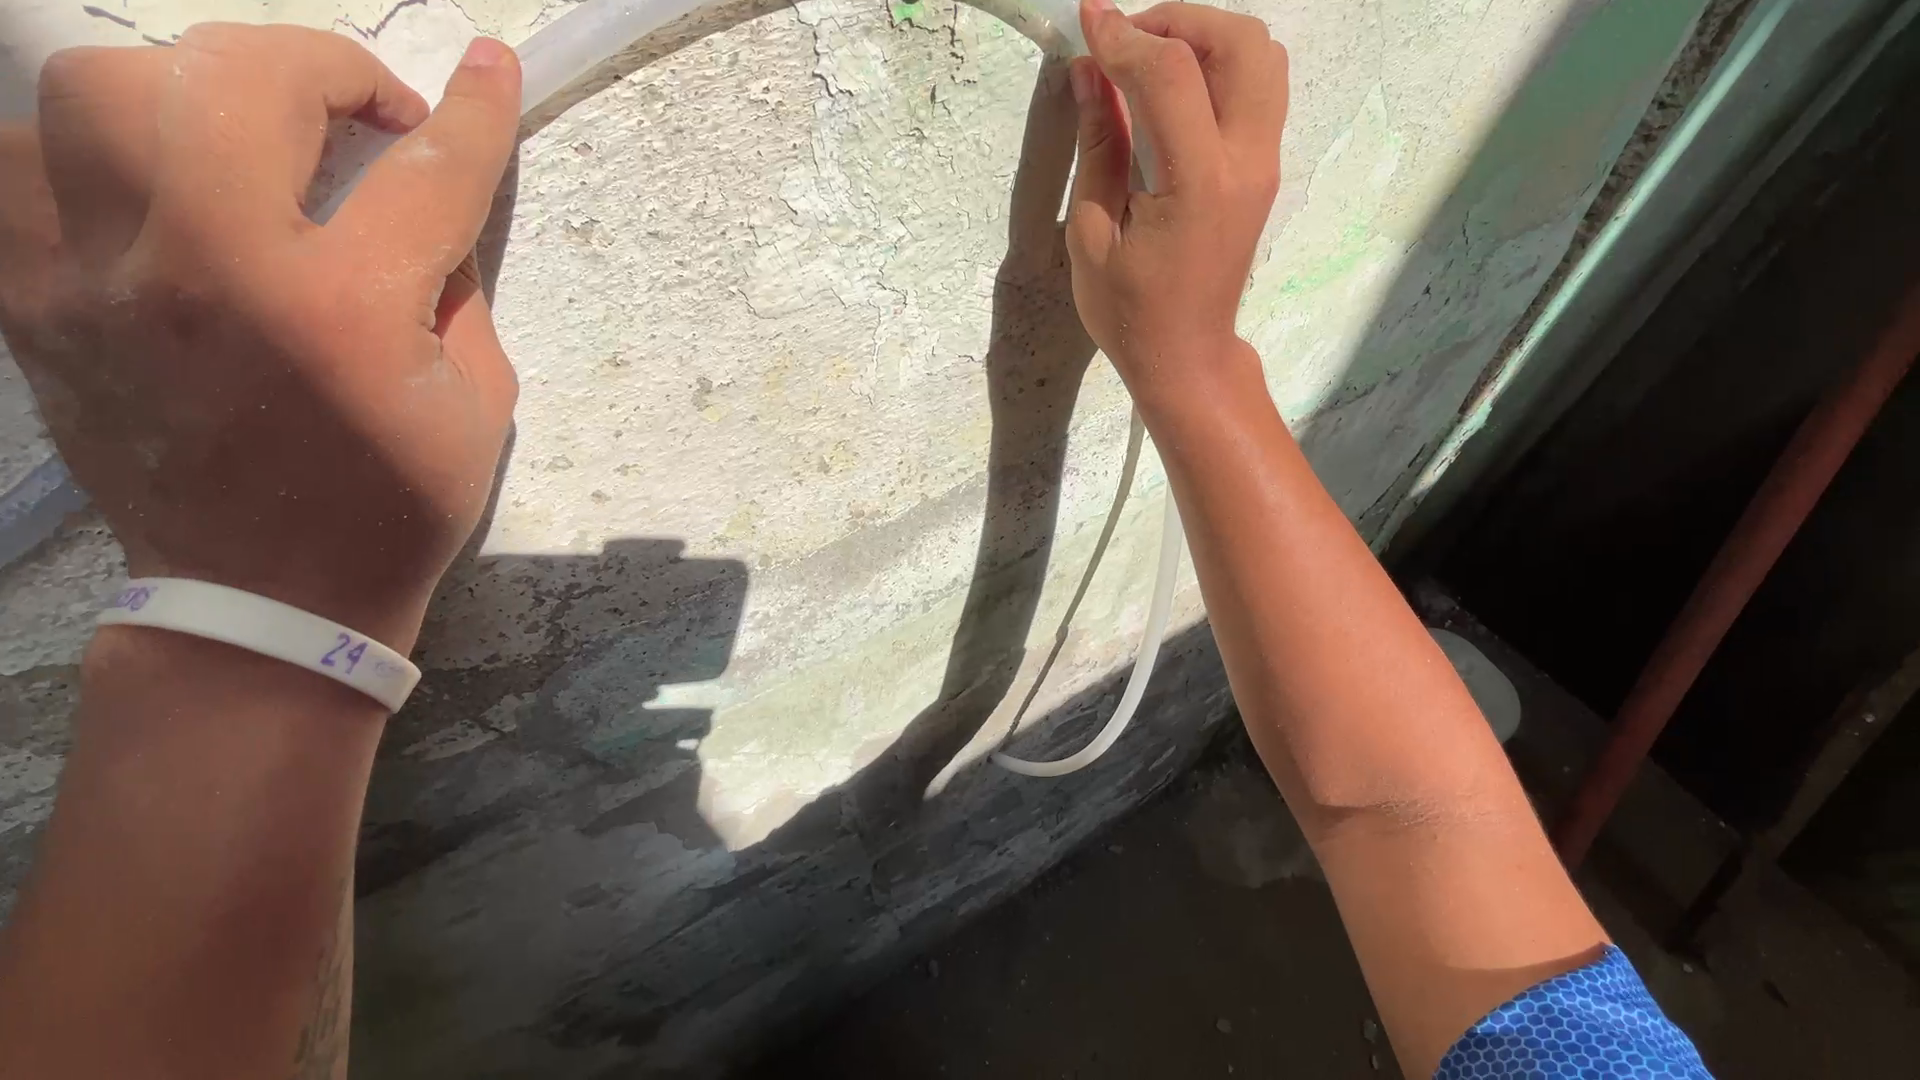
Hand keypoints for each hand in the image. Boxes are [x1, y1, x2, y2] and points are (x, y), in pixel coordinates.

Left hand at [0, 25, 522, 649]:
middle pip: (235, 80)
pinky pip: (14, 166)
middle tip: (368, 109)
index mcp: (347, 315)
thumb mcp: (478, 407)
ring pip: (93, 91)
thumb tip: (428, 221)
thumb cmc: (400, 508)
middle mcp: (213, 273)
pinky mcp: (30, 302)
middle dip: (322, 63)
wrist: (271, 597)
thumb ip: (457, 297)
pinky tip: (152, 189)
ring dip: (195, 90)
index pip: (424, 178)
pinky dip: (86, 151)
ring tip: (251, 140)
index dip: (471, 114)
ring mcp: (96, 281)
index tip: (494, 64)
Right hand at [1064, 0, 1288, 416]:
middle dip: (1178, 21)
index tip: (1086, 20)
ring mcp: (1264, 164)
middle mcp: (1246, 162)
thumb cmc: (1129, 313)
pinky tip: (1175, 90)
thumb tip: (1092, 75)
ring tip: (1151, 60)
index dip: (1123, 36)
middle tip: (1126, 42)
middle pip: (1239, 43)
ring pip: (1261, 56)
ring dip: (1206, 37)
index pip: (1169, 75)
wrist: (1186, 357)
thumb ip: (1098, 148)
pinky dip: (1220, 66)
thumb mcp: (1093, 238)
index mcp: (1197, 185)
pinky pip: (1258, 88)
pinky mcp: (1264, 169)